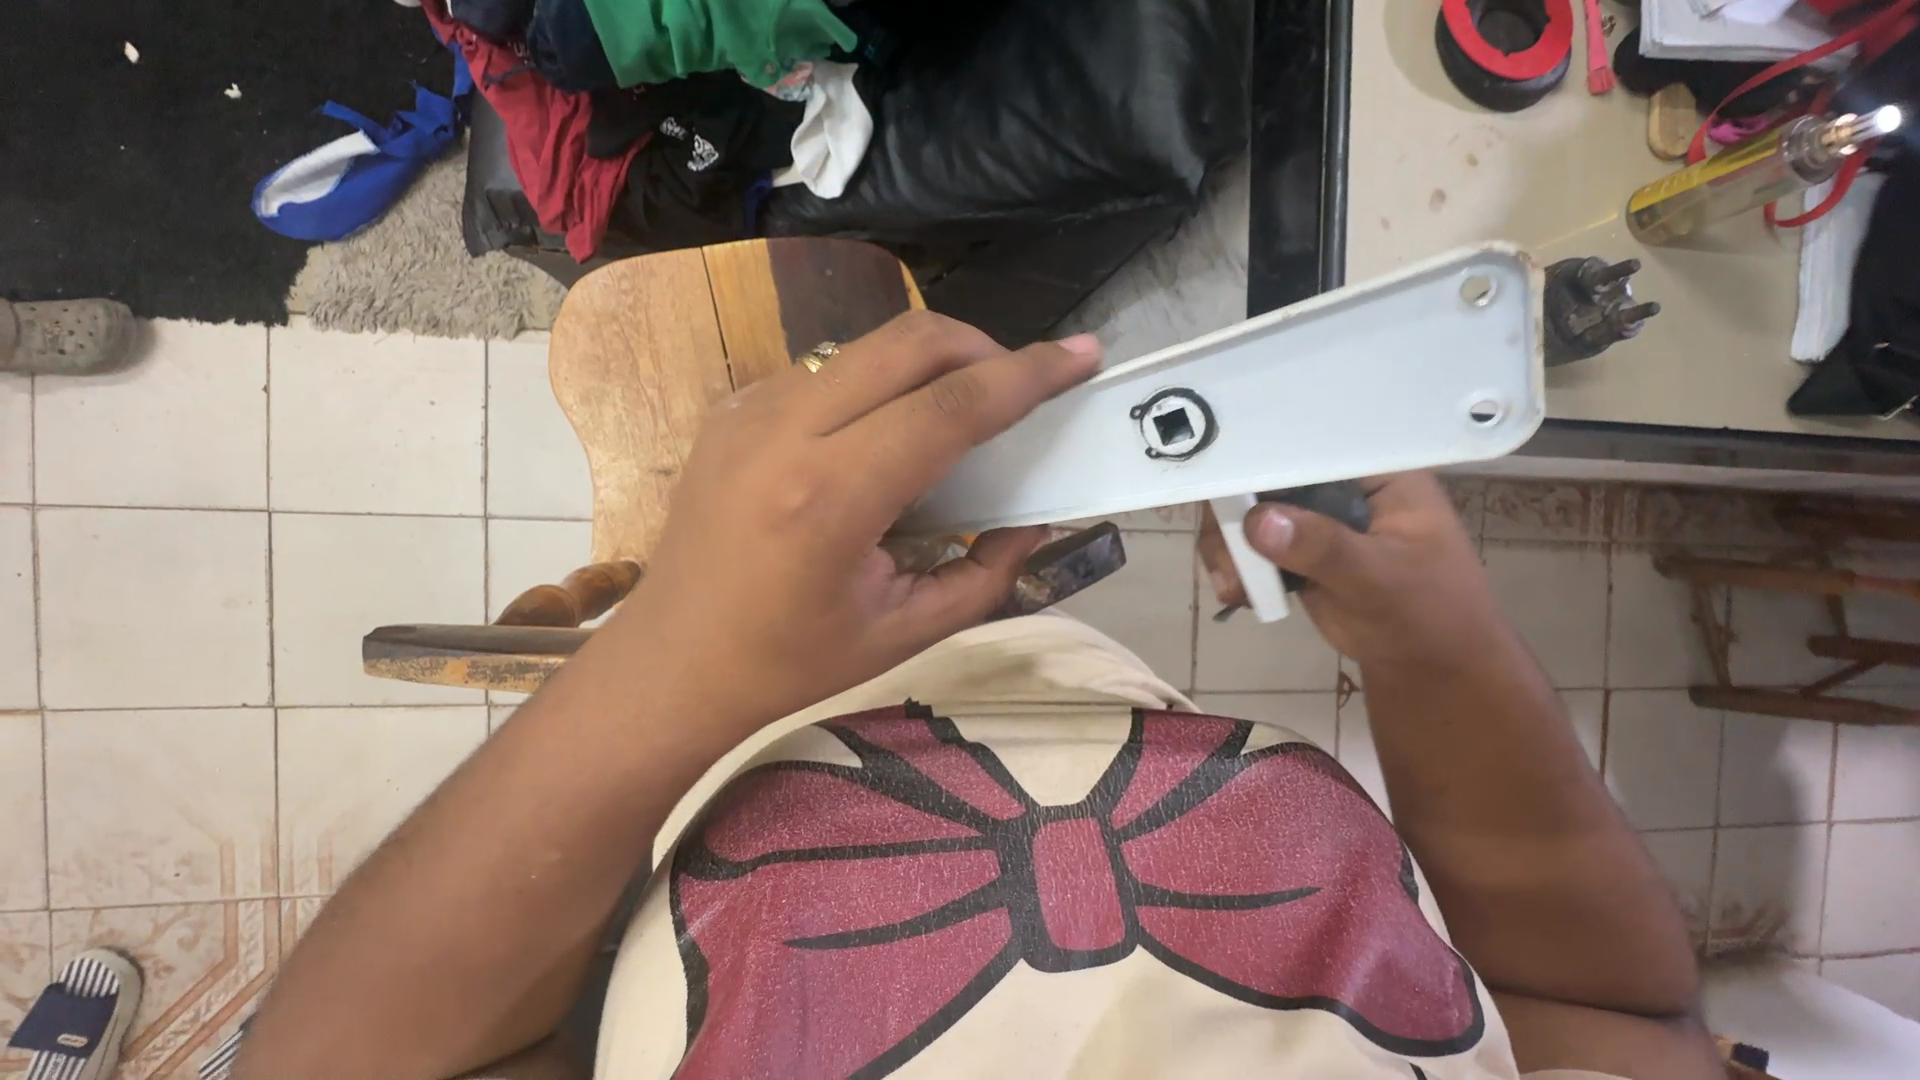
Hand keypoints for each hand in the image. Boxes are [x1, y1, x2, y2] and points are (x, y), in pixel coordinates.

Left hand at [603, 311, 1102, 727]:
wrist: (671, 664)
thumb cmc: (789, 665)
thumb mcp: (904, 633)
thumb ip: (985, 572)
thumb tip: (1035, 519)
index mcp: (830, 496)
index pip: (949, 406)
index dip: (1027, 375)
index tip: (1082, 354)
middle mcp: (784, 430)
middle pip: (909, 342)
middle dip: (984, 345)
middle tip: (1022, 381)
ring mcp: (748, 409)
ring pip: (866, 346)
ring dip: (930, 361)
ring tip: (958, 410)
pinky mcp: (731, 408)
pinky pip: (826, 368)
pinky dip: (877, 380)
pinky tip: (885, 429)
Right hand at [1240, 473, 1510, 671]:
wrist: (1428, 668)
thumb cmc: (1427, 617)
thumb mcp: (1381, 580)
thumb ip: (1325, 549)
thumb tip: (1259, 521)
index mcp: (1377, 473)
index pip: (1312, 447)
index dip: (1265, 458)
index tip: (1227, 484)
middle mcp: (1341, 486)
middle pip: (1267, 478)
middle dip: (1235, 516)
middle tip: (1225, 559)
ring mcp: (1316, 518)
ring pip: (1250, 513)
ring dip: (1229, 548)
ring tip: (1233, 588)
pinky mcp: (1295, 549)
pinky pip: (1250, 545)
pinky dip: (1236, 567)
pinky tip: (1238, 594)